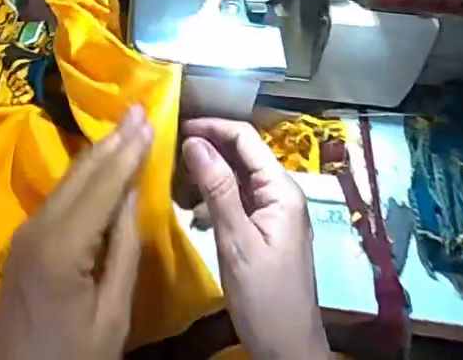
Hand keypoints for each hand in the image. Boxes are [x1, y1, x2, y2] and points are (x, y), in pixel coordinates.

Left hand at [0, 105, 152, 359]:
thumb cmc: (70, 358)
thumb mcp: (111, 315)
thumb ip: (124, 249)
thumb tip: (134, 192)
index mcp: (63, 246)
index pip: (103, 185)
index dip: (128, 151)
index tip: (149, 119)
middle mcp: (40, 226)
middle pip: (83, 172)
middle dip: (114, 139)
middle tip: (138, 108)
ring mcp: (28, 229)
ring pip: (69, 178)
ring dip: (100, 150)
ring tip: (125, 124)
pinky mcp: (25, 237)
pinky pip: (61, 193)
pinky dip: (85, 172)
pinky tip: (101, 160)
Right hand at [181, 118, 328, 359]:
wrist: (289, 354)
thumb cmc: (265, 299)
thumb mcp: (237, 242)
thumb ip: (217, 189)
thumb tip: (194, 142)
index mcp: (281, 188)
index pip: (245, 137)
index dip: (212, 126)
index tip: (178, 127)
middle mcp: (281, 191)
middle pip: (242, 153)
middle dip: (208, 147)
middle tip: (172, 150)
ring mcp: (275, 210)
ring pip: (238, 174)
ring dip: (209, 172)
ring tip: (177, 178)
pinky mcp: (267, 228)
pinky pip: (239, 197)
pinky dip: (215, 196)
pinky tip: (194, 208)